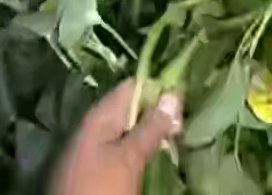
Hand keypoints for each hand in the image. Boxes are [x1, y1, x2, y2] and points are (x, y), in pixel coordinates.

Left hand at [51, 80, 183, 194]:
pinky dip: (136, 155)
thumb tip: (173, 93)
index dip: (157, 91)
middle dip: (155, 116)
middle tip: (178, 129)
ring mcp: (91, 151)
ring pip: (127, 133)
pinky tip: (150, 163)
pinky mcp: (92, 173)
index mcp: (100, 115)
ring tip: (169, 145)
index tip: (179, 105)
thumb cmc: (101, 191)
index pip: (133, 86)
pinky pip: (119, 153)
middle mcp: (94, 127)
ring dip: (147, 138)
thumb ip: (151, 126)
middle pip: (131, 110)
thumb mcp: (130, 158)